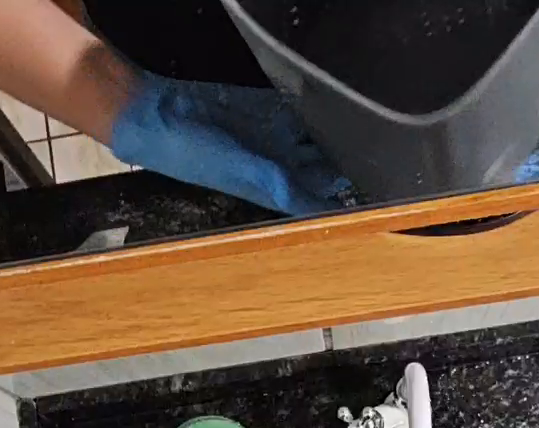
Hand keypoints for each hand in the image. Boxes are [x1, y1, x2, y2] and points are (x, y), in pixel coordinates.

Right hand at [108, 70, 352, 216]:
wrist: (154, 113)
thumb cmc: (186, 151)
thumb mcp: (234, 167)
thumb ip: (272, 182)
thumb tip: (306, 201)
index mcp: (272, 191)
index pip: (317, 204)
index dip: (343, 206)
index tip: (374, 205)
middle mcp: (277, 169)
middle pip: (325, 174)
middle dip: (350, 171)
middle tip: (383, 166)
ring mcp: (272, 140)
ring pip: (318, 144)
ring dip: (339, 143)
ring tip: (369, 139)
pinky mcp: (264, 112)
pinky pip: (300, 115)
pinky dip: (318, 115)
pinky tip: (337, 110)